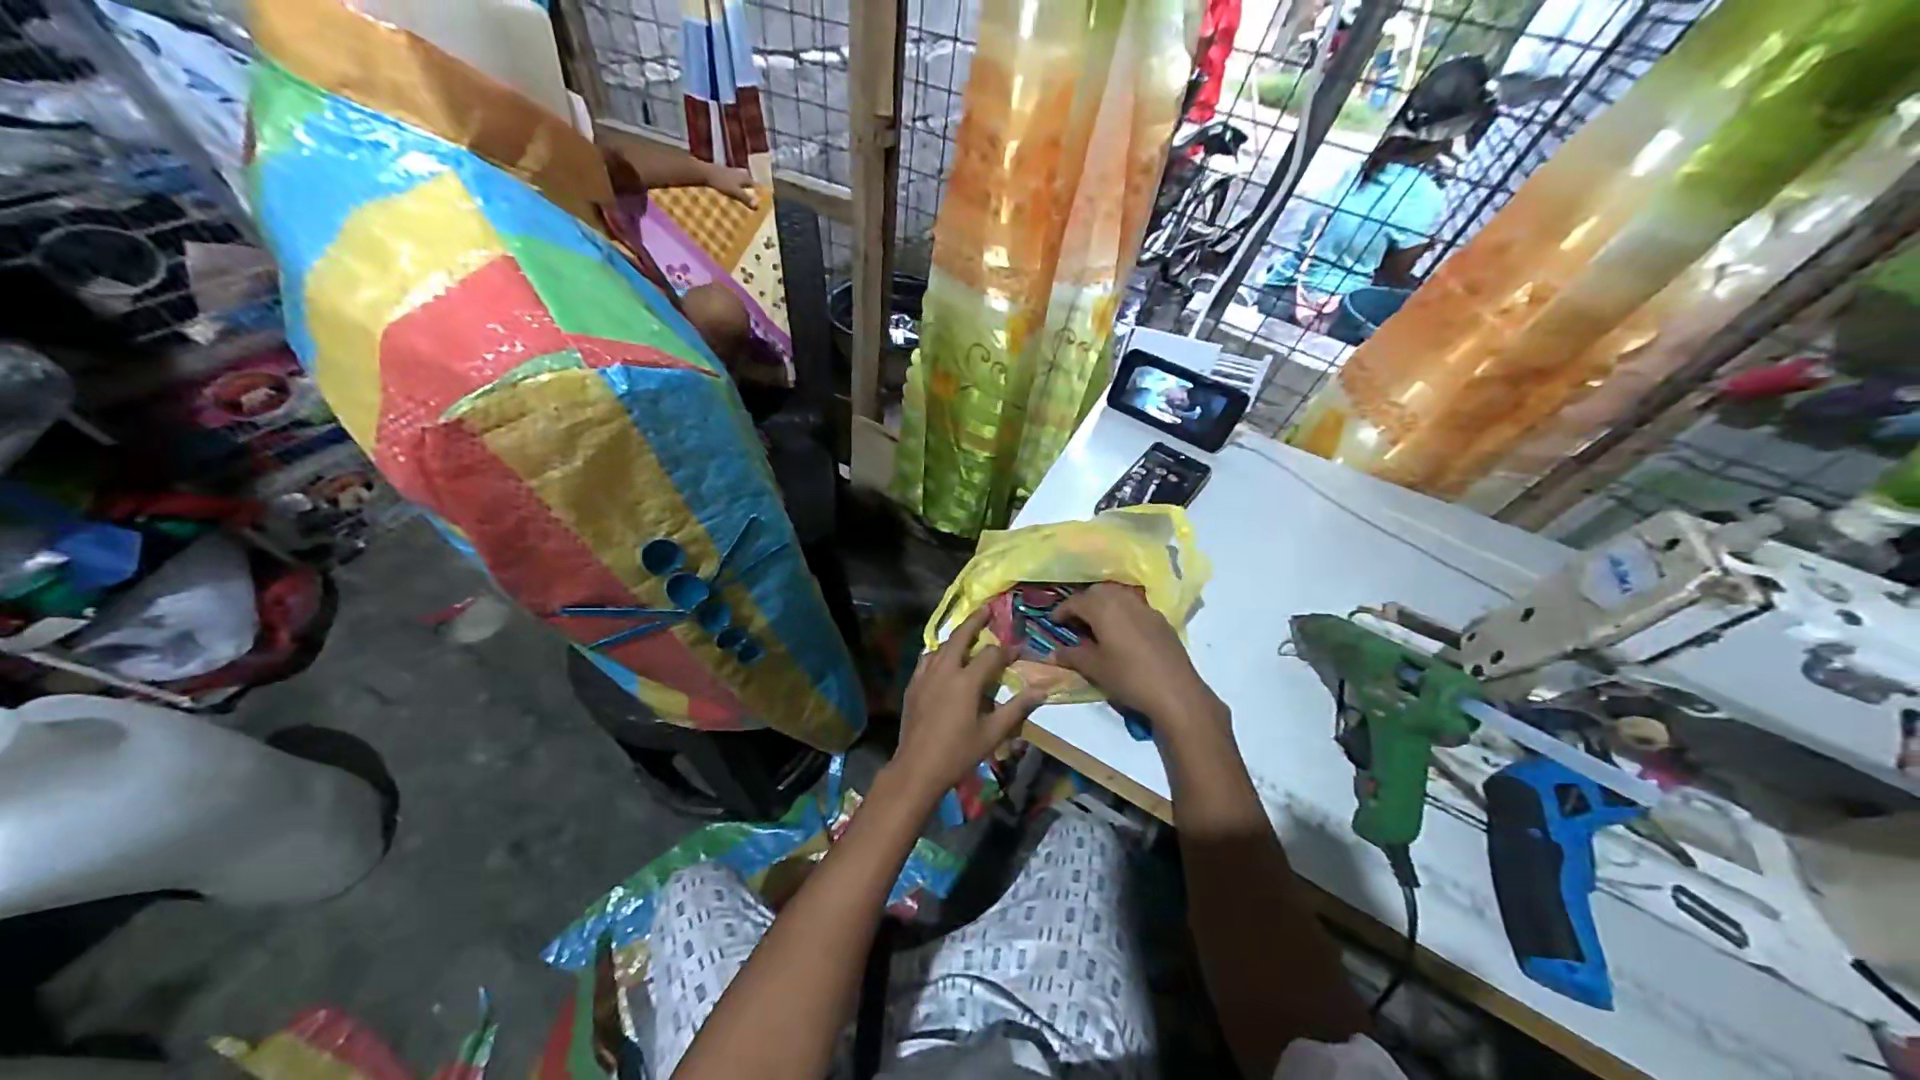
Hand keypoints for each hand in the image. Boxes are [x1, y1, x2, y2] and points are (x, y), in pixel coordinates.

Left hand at [704, 164, 758, 207]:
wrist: (704, 172)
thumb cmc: (721, 182)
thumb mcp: (734, 192)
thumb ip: (745, 199)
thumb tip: (758, 207)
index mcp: (744, 177)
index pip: (755, 185)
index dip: (759, 191)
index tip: (763, 198)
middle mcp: (739, 173)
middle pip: (748, 180)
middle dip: (751, 187)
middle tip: (755, 195)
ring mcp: (731, 172)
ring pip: (740, 179)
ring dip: (743, 185)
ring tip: (745, 192)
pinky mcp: (723, 173)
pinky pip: (733, 179)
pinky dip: (735, 184)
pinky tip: (732, 188)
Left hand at [892, 607, 1044, 801]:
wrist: (917, 768)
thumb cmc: (958, 753)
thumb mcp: (993, 733)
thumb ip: (1017, 708)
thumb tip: (1041, 690)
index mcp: (966, 681)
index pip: (991, 654)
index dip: (1007, 650)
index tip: (1019, 650)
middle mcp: (944, 670)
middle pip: (960, 636)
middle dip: (975, 621)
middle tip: (987, 610)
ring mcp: (925, 676)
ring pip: (941, 646)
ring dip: (956, 637)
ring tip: (967, 633)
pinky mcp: (913, 685)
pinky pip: (926, 659)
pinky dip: (938, 652)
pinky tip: (942, 658)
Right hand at [1053, 583, 1225, 730]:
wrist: (1176, 692)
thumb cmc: (1128, 678)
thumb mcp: (1094, 669)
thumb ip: (1072, 656)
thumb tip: (1054, 652)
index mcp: (1104, 608)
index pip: (1076, 601)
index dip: (1061, 610)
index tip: (1053, 622)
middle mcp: (1124, 600)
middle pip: (1098, 592)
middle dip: (1083, 602)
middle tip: (1074, 621)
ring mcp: (1146, 608)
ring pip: (1118, 595)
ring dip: (1103, 604)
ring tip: (1096, 624)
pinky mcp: (1161, 620)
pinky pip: (1134, 606)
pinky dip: (1121, 611)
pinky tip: (1121, 632)